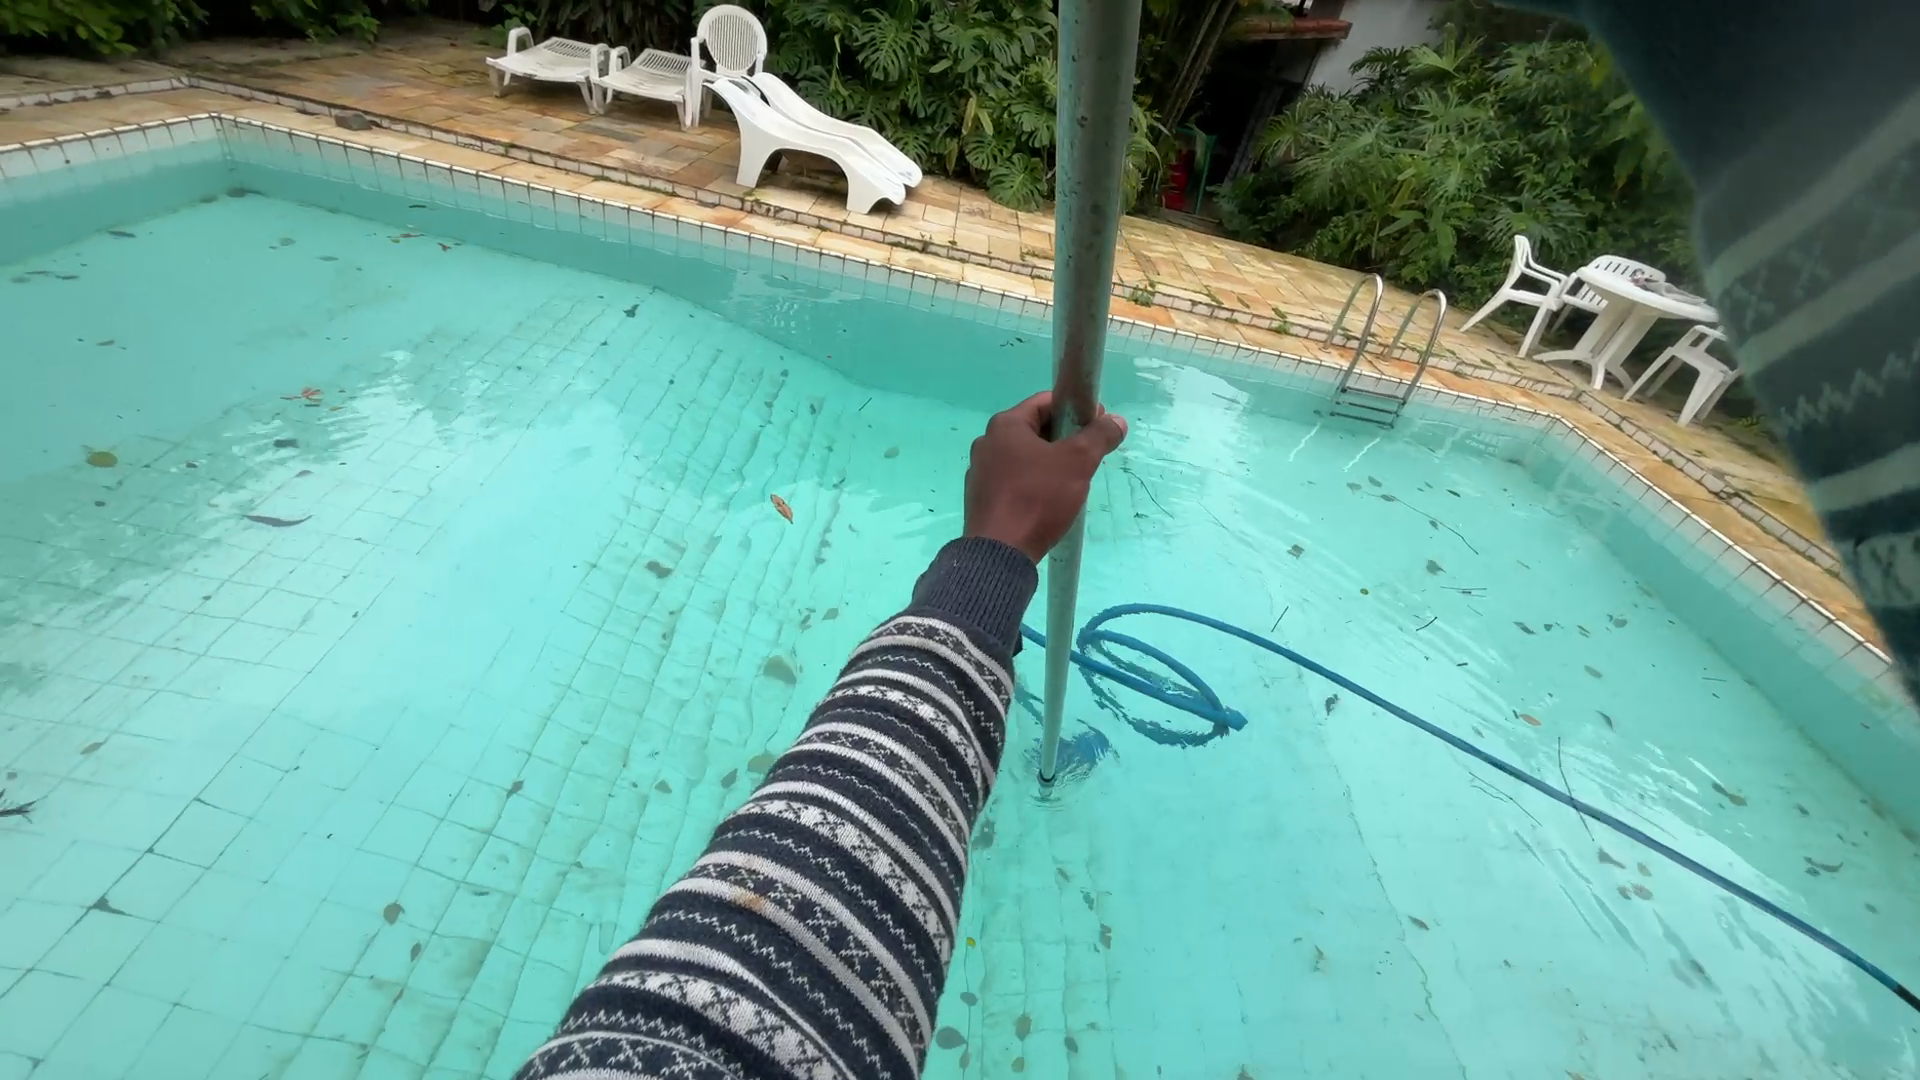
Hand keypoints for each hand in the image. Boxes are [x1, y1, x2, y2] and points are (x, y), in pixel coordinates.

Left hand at [963, 391, 1128, 561]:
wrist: (1000, 552)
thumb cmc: (1038, 498)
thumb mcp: (1078, 462)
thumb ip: (1099, 436)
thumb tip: (1116, 420)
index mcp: (1004, 425)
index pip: (1045, 403)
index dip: (1075, 409)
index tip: (1097, 426)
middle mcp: (986, 443)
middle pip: (1034, 431)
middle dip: (1064, 440)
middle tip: (1088, 459)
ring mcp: (980, 472)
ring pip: (1023, 459)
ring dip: (1049, 465)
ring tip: (1071, 484)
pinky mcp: (981, 499)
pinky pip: (1013, 482)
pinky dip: (1032, 485)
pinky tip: (1047, 504)